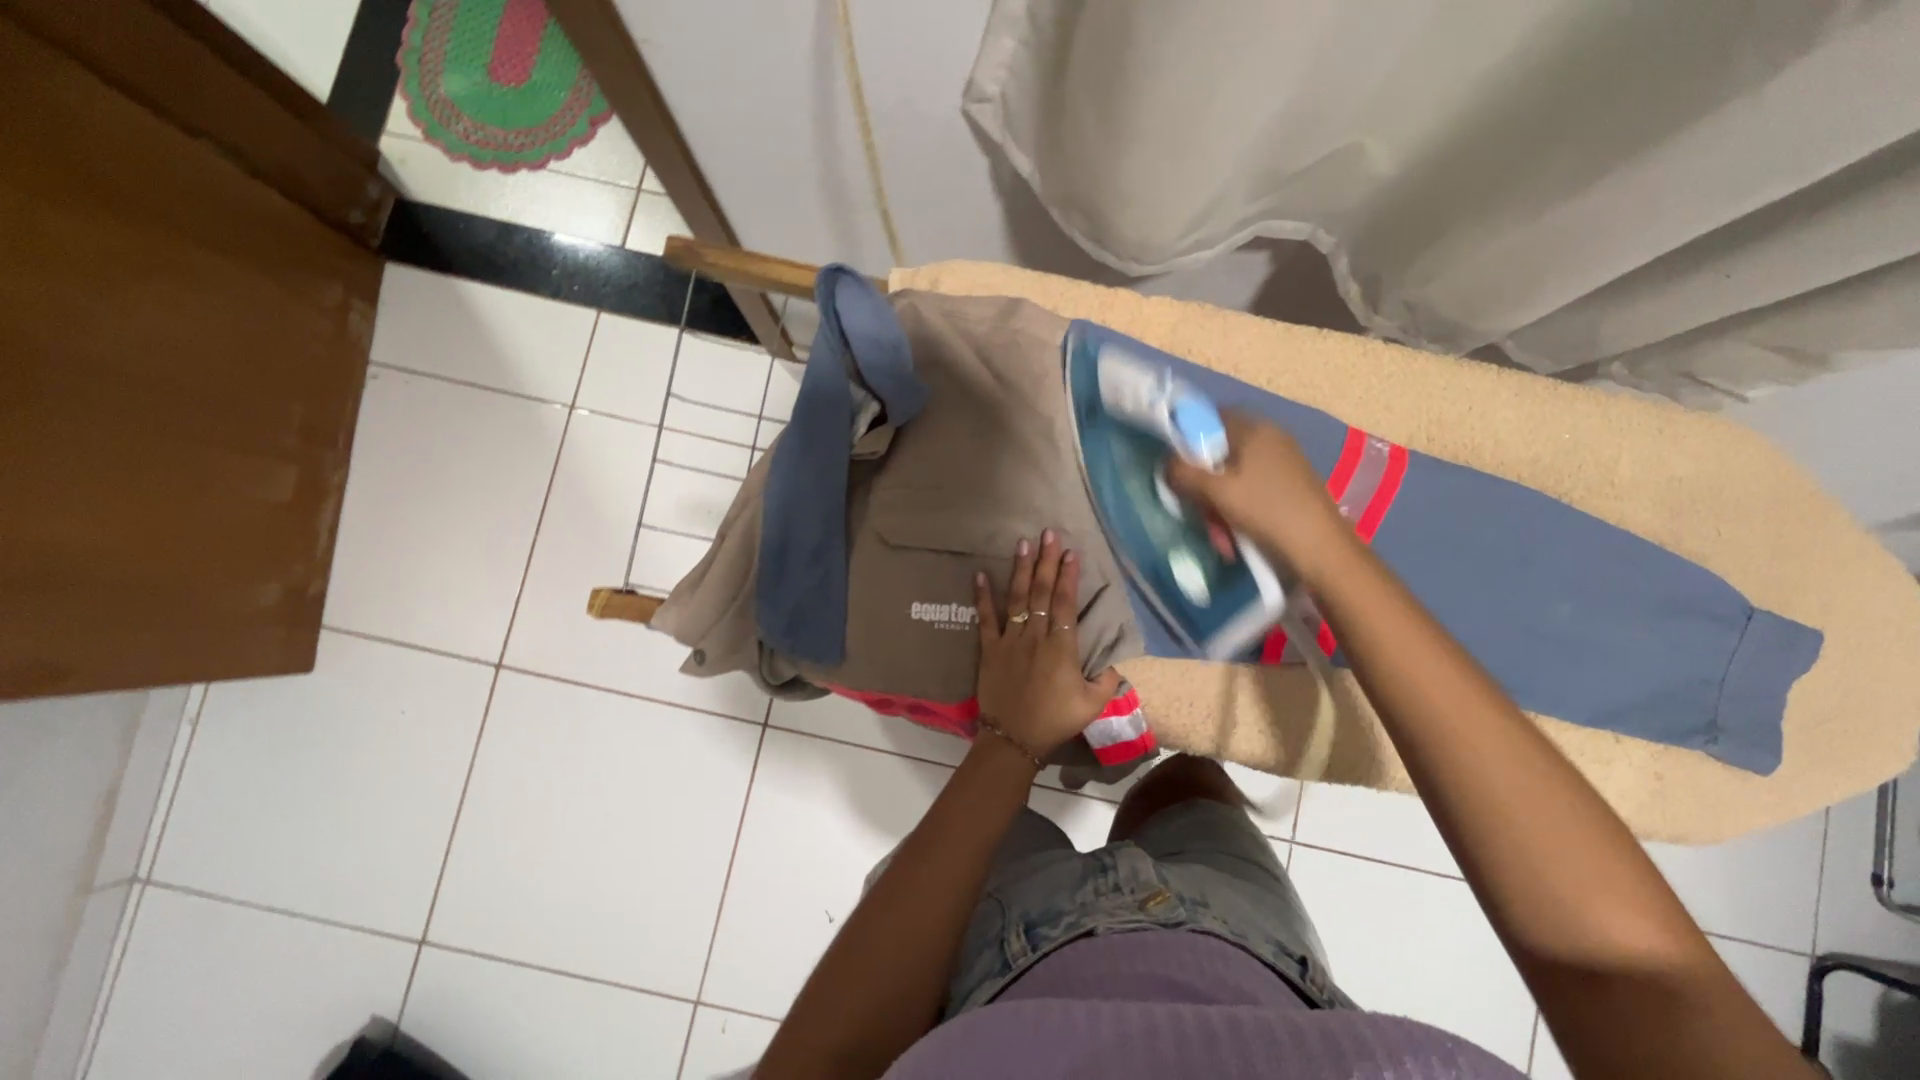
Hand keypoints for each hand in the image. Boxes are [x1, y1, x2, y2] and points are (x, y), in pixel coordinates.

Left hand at [973, 530, 1122, 759]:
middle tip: (1048, 533)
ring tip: (1022, 543)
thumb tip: (1115, 663)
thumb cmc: (1056, 721)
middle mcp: (1035, 636)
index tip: (1071, 552)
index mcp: (1061, 647)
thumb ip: (1107, 681)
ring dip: (1019, 569)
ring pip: (1016, 598)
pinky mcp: (989, 650)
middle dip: (1046, 561)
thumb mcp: (1093, 705)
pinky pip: (985, 619)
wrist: (1014, 738)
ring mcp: (1010, 641)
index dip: (1068, 576)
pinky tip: (979, 574)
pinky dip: (982, 597)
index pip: (1065, 603)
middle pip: (1041, 592)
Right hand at [1165, 411, 1352, 581]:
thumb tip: (1166, 463)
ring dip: (1219, 505)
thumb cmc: (1265, 510)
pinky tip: (1237, 537)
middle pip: (1220, 451)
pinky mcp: (1291, 486)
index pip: (1210, 417)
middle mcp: (1271, 437)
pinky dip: (1239, 511)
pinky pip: (1253, 491)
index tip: (1177, 467)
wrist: (1321, 549)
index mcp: (1254, 428)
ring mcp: (1284, 462)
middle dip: (1204, 483)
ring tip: (1220, 535)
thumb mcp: (1216, 492)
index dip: (1187, 438)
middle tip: (1198, 511)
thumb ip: (1183, 473)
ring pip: (1235, 476)